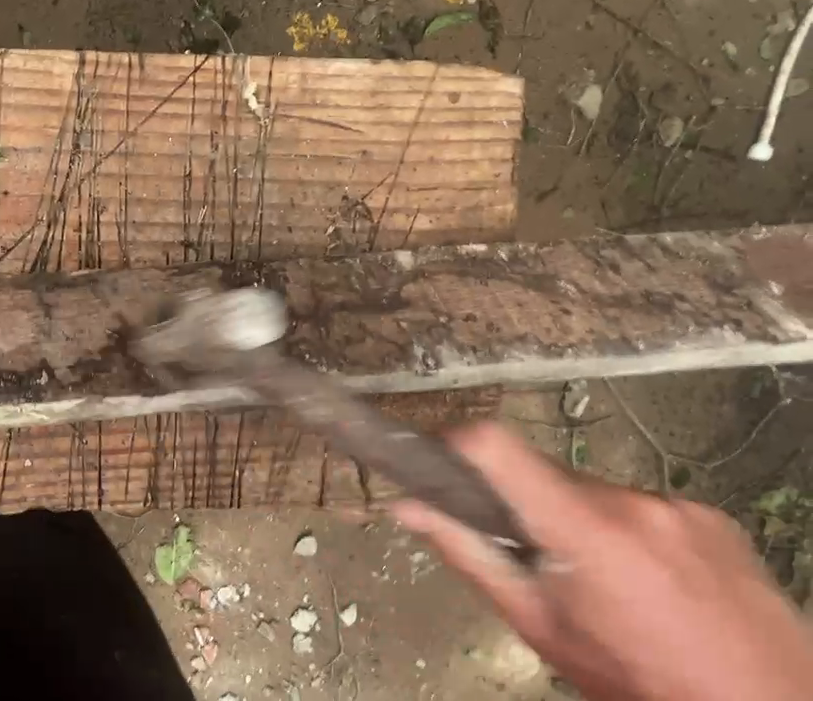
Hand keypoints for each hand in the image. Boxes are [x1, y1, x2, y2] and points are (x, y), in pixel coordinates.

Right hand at [393, 422, 812, 700]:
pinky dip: (623, 531)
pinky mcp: (715, 518)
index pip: (494, 444)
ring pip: (588, 490)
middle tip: (529, 555)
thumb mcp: (539, 626)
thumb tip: (403, 505)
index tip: (437, 465)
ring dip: (574, 518)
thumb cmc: (638, 683)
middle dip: (521, 501)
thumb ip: (469, 556)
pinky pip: (638, 505)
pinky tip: (644, 580)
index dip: (453, 443)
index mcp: (584, 529)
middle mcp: (633, 502)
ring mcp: (681, 507)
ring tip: (597, 579)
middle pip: (540, 472)